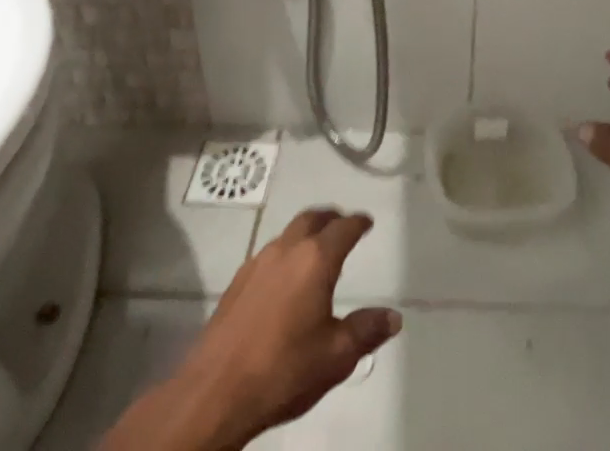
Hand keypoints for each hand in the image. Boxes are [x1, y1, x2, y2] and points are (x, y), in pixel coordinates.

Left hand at [167, 209, 400, 447]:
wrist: (217, 391)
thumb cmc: (285, 369)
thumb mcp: (337, 355)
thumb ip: (367, 330)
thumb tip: (392, 316)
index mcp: (314, 261)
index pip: (342, 229)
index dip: (357, 223)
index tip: (367, 221)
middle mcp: (284, 252)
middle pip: (309, 220)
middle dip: (329, 218)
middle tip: (343, 224)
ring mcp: (255, 266)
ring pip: (286, 236)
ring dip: (304, 234)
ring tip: (316, 251)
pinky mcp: (235, 285)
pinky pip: (267, 256)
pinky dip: (284, 255)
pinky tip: (285, 280)